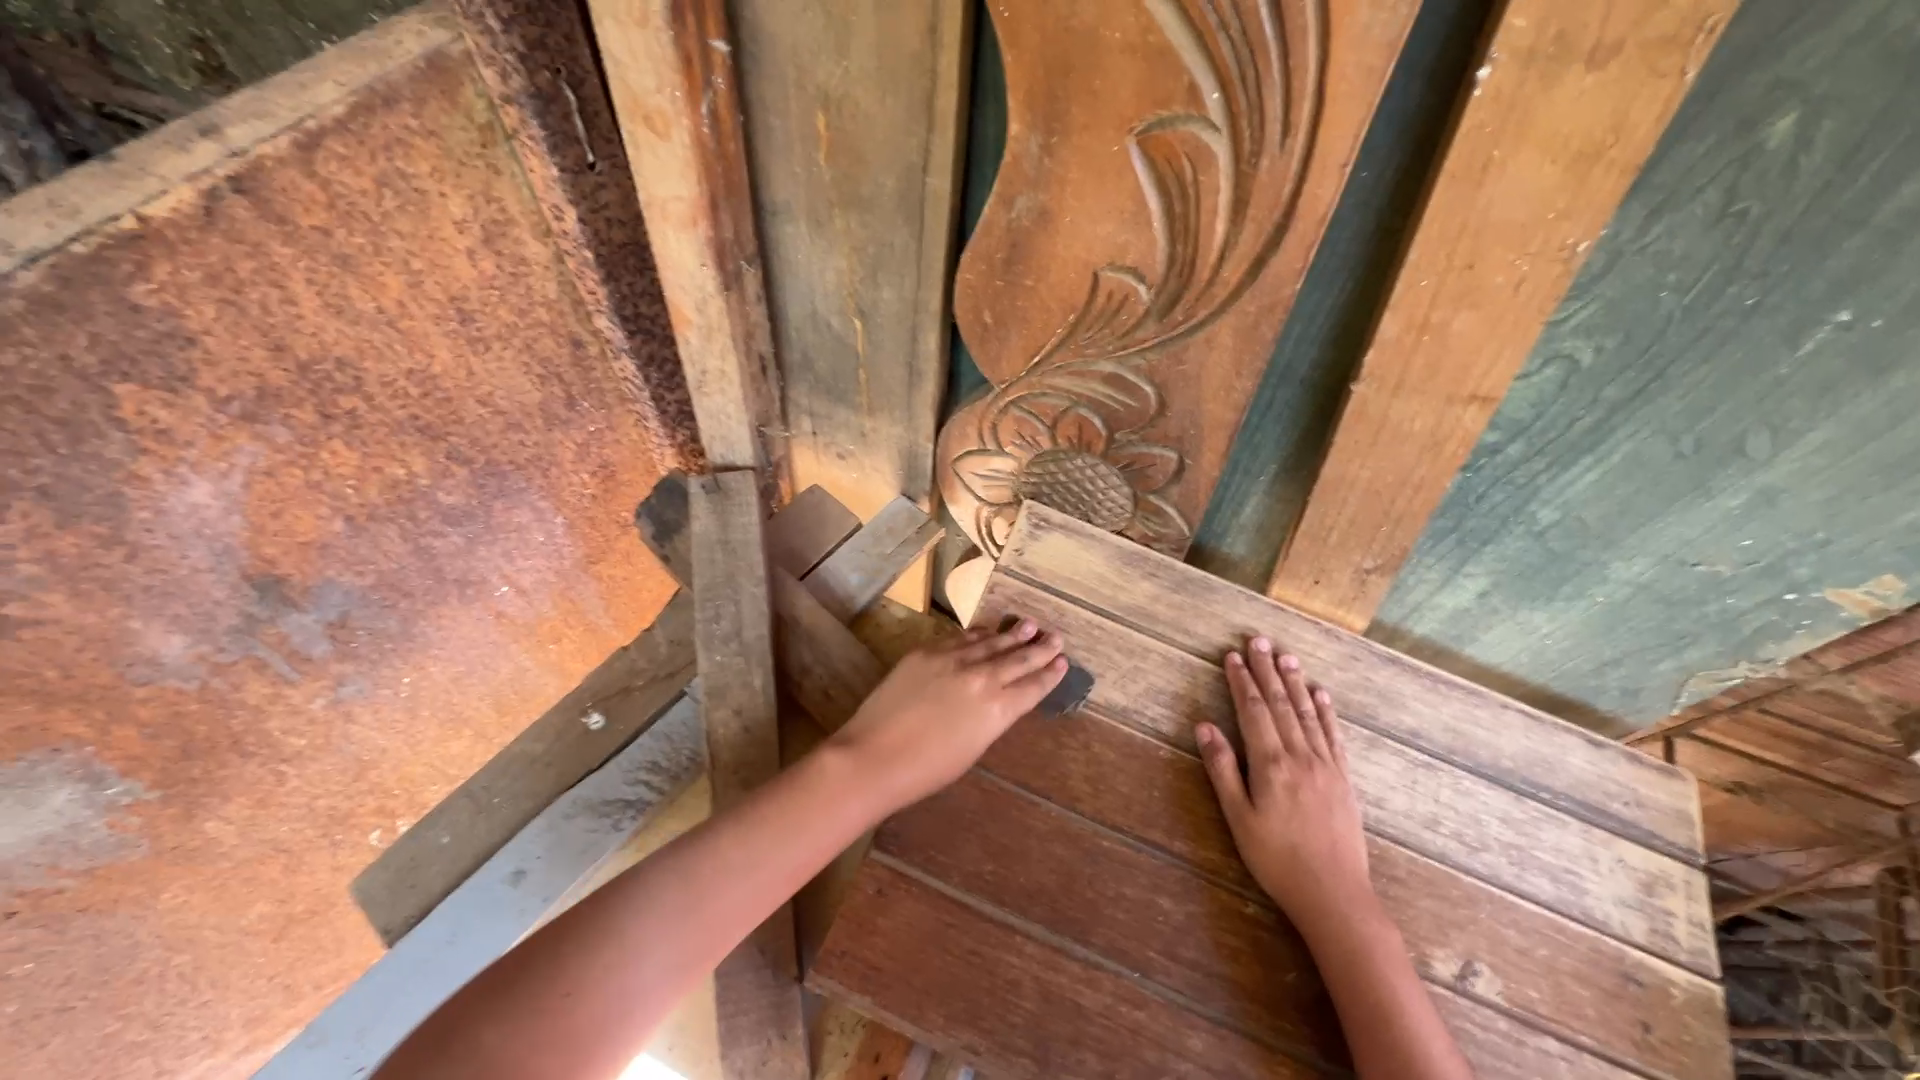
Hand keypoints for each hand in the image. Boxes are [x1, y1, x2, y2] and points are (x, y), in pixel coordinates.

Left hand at [829, 619, 1066, 811]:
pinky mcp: (927, 652)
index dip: (1050, 674)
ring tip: (1029, 625)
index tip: (1062, 662)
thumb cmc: (926, 770)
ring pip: (991, 642)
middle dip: (1039, 648)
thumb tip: (997, 701)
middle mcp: (982, 678)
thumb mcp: (972, 748)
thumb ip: (990, 719)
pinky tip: (987, 631)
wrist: (874, 755)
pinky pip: (961, 638)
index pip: (1032, 687)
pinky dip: (979, 634)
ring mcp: (953, 660)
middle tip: (1055, 637)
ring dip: (1012, 634)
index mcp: (998, 710)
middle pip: (1018, 659)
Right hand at [1196, 638, 1373, 931]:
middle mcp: (1301, 755)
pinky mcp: (1343, 778)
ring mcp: (1326, 765)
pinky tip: (1320, 693)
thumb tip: (1204, 726)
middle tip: (1258, 640)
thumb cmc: (1276, 860)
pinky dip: (1325, 710)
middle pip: (1281, 703)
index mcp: (1271, 764)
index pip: (1253, 711)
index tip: (1232, 656)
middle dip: (1267, 670)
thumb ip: (1223, 769)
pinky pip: (1333, 735)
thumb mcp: (1238, 818)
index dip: (1242, 681)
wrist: (1334, 894)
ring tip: (1285, 655)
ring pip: (1308, 713)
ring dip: (1295, 681)